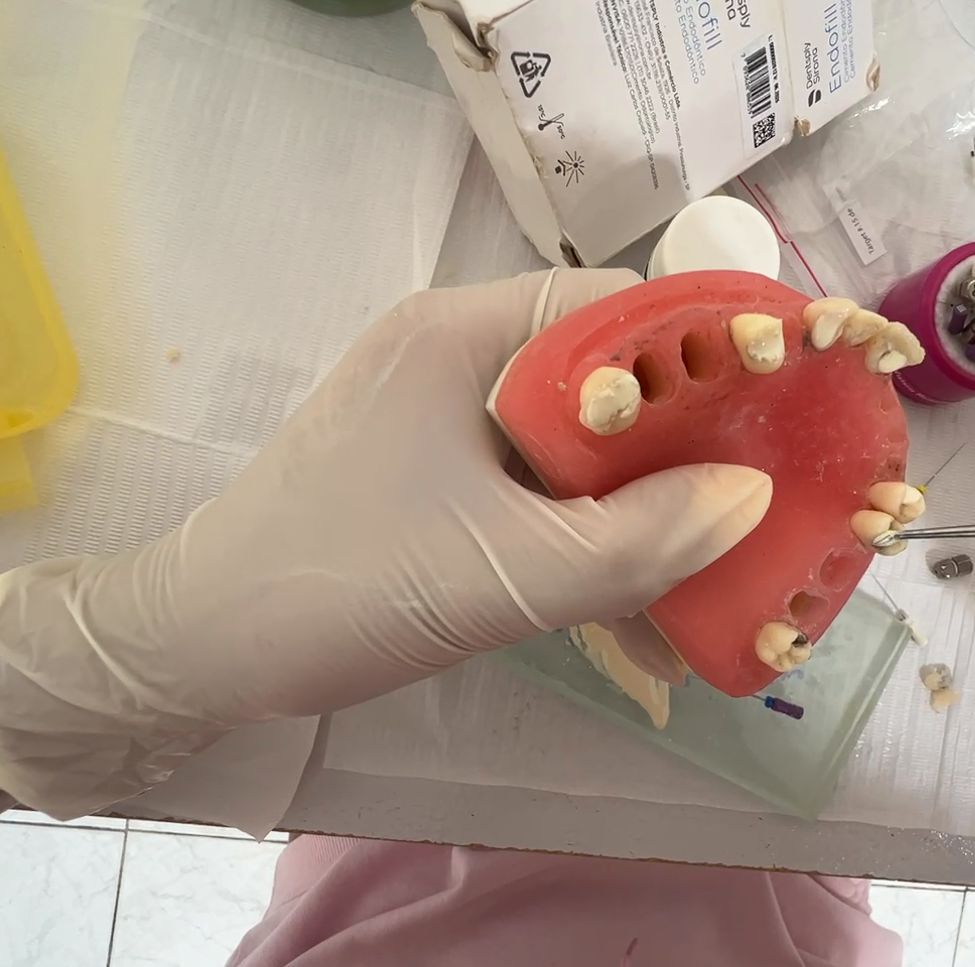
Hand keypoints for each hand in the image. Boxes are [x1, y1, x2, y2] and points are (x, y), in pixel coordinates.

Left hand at [0, 271, 772, 817]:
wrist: (202, 651)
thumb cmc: (344, 587)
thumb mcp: (509, 574)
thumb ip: (640, 541)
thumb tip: (751, 498)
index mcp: (467, 336)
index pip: (616, 307)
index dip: (704, 351)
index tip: (771, 408)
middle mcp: (462, 359)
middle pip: (608, 380)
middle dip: (684, 444)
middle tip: (754, 494)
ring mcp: (450, 421)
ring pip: (582, 446)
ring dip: (641, 507)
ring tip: (709, 565)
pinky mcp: (445, 477)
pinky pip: (545, 491)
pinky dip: (592, 539)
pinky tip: (636, 609)